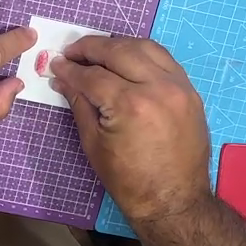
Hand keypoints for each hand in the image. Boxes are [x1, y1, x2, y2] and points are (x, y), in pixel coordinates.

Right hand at [50, 37, 212, 225]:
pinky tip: (126, 59)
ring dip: (118, 45)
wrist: (173, 200)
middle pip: (118, 51)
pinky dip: (142, 54)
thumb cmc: (128, 179)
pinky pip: (164, 59)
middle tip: (72, 51)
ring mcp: (178, 87)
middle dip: (91, 48)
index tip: (56, 64)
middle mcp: (157, 88)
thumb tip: (63, 79)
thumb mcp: (93, 143)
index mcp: (130, 105)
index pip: (92, 75)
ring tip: (98, 51)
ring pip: (145, 48)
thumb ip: (79, 104)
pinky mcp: (189, 91)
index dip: (70, 69)